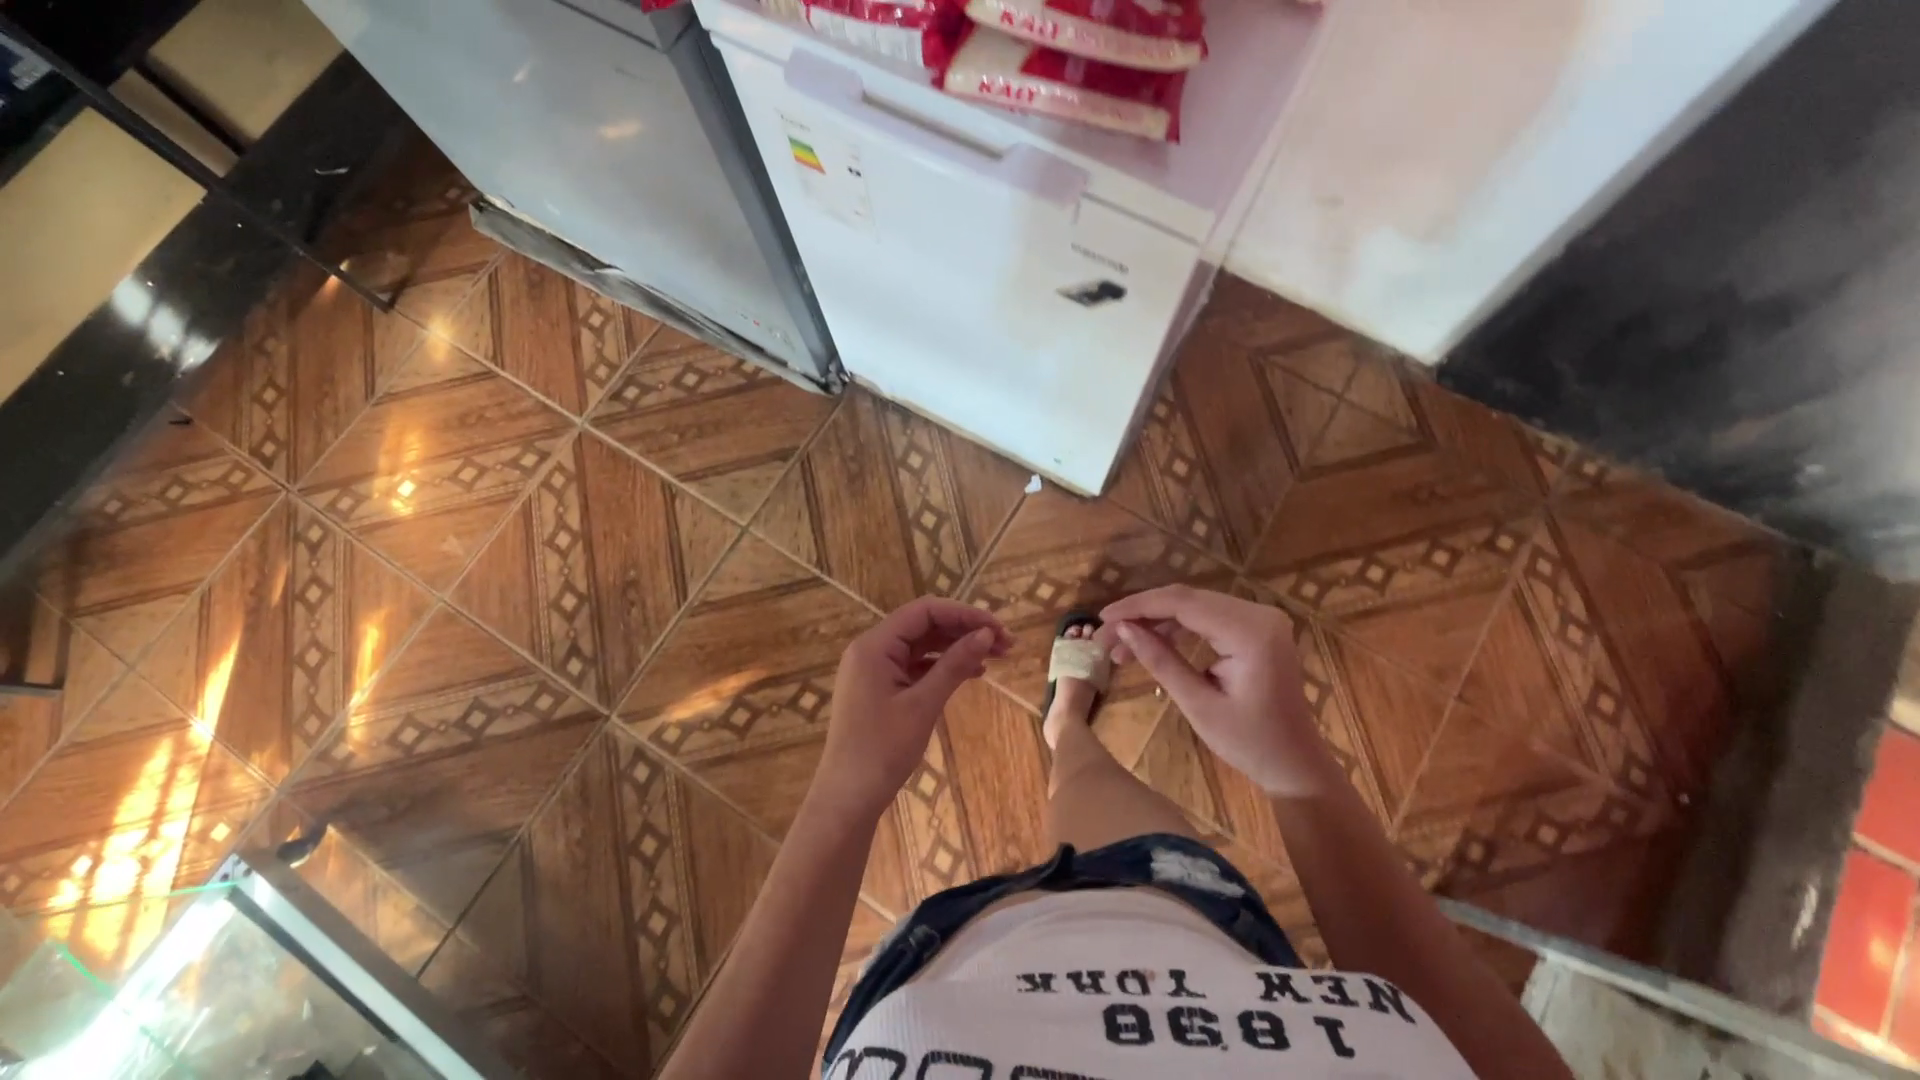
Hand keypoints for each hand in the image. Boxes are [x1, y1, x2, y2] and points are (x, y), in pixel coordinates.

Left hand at [814, 597, 1011, 820]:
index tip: (998, 629)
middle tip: (1006, 645)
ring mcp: (874, 670)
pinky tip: (972, 674)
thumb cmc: (882, 750)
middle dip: (965, 630)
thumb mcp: (923, 705)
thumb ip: (954, 665)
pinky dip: (942, 667)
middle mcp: (871, 650)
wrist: (849, 797)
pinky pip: (915, 666)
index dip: (965, 614)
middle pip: (924, 625)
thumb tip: (986, 634)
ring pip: (922, 646)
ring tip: (996, 657)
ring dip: (957, 647)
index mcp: (874, 646)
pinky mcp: (880, 689)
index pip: (924, 611)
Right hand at [1101, 586, 1335, 795]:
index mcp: (1250, 632)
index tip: (1102, 619)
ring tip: (1121, 647)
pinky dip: (1177, 627)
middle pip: (1187, 599)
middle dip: (1142, 614)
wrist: (1296, 763)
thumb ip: (1161, 660)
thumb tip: (1123, 630)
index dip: (1138, 607)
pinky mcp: (1257, 628)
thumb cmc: (1250, 743)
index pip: (1182, 603)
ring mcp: (1261, 618)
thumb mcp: (1198, 705)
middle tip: (1105, 637)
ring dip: (1156, 621)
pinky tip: (1151, 642)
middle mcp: (1259, 614)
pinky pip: (1208, 617)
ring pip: (1194, 605)